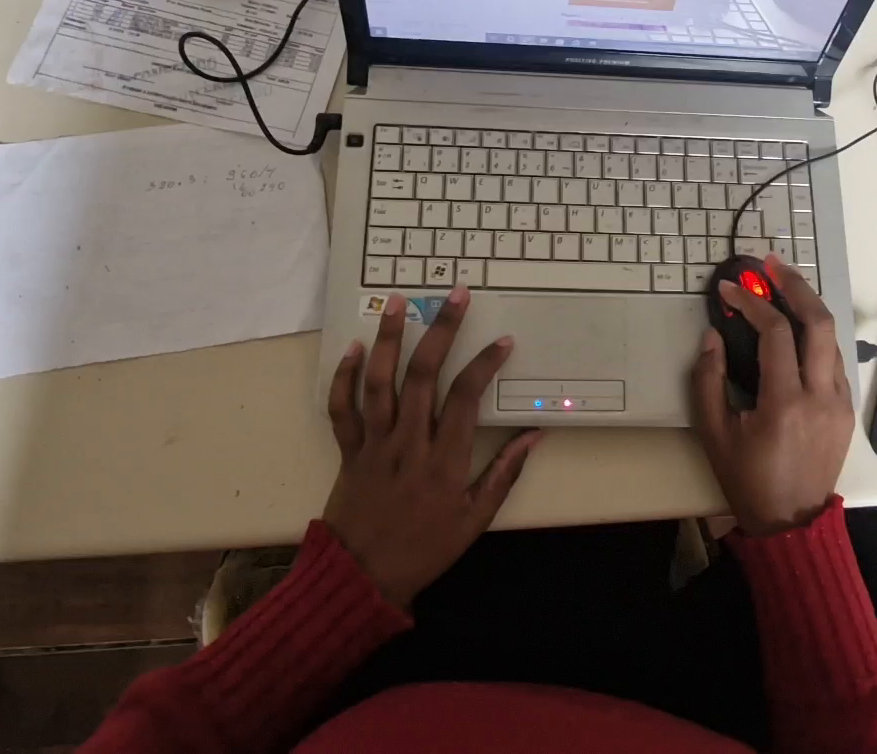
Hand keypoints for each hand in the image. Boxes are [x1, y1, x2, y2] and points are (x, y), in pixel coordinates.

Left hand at [323, 287, 540, 610]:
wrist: (361, 580)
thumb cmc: (426, 549)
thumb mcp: (475, 519)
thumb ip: (505, 474)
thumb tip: (535, 436)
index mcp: (444, 460)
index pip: (467, 398)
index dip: (486, 364)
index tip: (504, 341)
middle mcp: (408, 442)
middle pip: (424, 375)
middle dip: (442, 330)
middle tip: (455, 294)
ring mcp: (374, 443)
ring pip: (380, 382)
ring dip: (390, 338)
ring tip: (399, 301)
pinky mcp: (348, 450)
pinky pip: (341, 408)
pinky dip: (344, 377)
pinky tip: (354, 348)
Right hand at [691, 254, 854, 535]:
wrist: (792, 524)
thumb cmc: (746, 479)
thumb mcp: (713, 432)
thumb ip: (708, 379)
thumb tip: (713, 335)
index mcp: (786, 403)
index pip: (776, 333)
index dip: (752, 302)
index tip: (730, 289)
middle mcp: (822, 396)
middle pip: (819, 322)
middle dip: (796, 285)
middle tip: (772, 264)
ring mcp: (840, 402)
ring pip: (832, 337)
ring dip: (809, 306)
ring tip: (784, 286)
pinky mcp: (846, 410)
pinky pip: (834, 359)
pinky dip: (816, 334)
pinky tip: (798, 325)